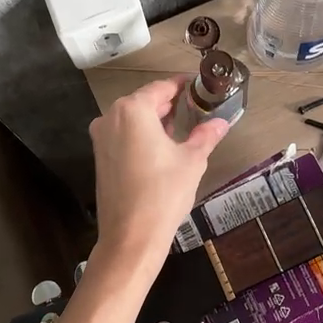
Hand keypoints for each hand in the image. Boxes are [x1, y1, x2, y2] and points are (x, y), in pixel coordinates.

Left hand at [89, 77, 229, 280]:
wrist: (131, 237)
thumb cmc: (163, 193)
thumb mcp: (192, 160)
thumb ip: (206, 135)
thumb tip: (221, 122)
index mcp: (133, 110)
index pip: (162, 88)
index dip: (183, 86)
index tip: (200, 86)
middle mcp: (111, 117)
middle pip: (145, 101)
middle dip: (170, 103)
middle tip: (197, 107)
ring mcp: (101, 138)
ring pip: (133, 118)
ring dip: (156, 120)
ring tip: (184, 127)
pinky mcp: (100, 157)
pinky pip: (124, 135)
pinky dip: (143, 134)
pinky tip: (163, 146)